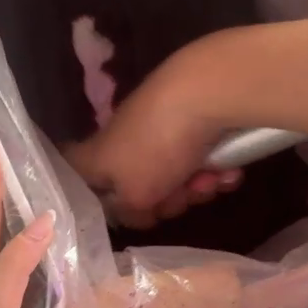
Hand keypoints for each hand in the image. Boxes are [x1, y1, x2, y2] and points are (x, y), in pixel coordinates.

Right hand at [62, 53, 238, 229]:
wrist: (204, 93)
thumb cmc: (156, 149)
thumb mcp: (135, 198)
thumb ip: (129, 214)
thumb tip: (137, 214)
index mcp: (94, 160)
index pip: (79, 185)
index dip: (100, 206)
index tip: (129, 212)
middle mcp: (119, 146)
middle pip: (139, 192)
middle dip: (168, 201)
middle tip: (180, 196)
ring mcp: (155, 134)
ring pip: (175, 179)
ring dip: (196, 188)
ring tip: (209, 179)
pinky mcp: (188, 125)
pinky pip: (198, 162)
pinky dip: (214, 170)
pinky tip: (227, 170)